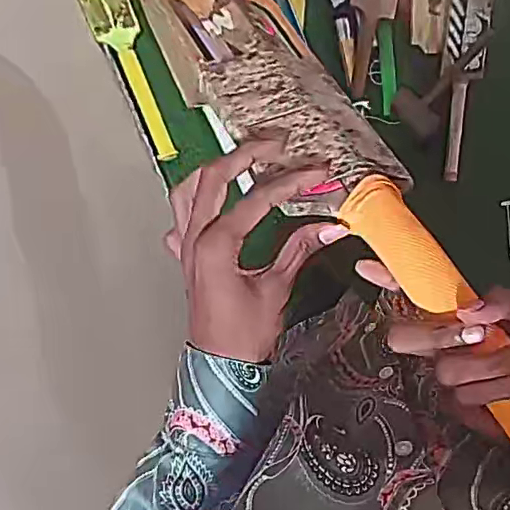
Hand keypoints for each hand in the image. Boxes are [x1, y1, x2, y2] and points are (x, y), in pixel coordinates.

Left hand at [165, 139, 349, 362]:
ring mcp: (186, 246)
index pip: (256, 199)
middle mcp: (194, 239)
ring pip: (188, 190)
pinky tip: (212, 198)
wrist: (220, 364)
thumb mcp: (276, 289)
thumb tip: (329, 227)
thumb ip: (300, 250)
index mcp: (216, 246)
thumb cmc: (242, 336)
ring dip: (214, 169)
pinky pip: (181, 216)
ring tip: (241, 158)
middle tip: (274, 145)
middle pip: (214, 178)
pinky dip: (196, 199)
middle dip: (245, 154)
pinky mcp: (187, 256)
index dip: (290, 183)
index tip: (314, 173)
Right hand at [361, 263, 509, 438]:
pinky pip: (464, 396)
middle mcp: (444, 344)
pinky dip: (500, 386)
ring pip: (444, 368)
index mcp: (459, 314)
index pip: (414, 295)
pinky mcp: (460, 408)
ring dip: (493, 363)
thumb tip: (468, 308)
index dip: (387, 280)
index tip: (366, 267)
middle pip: (404, 336)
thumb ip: (507, 301)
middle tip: (482, 333)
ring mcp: (448, 376)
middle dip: (440, 334)